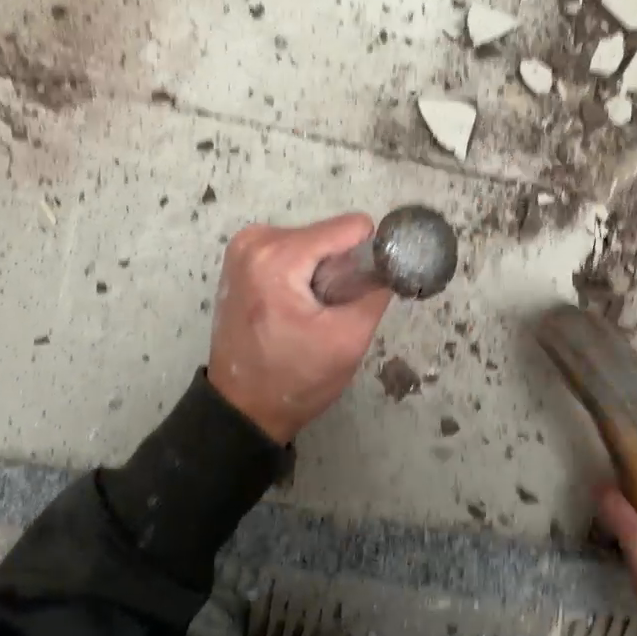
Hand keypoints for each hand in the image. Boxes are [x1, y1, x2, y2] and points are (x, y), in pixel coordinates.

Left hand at [207, 214, 393, 443]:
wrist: (242, 408)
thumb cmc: (295, 378)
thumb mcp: (349, 340)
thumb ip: (377, 291)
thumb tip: (395, 261)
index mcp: (278, 255)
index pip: (349, 227)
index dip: (367, 256)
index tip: (362, 289)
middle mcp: (256, 239)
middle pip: (328, 235)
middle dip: (338, 270)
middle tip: (328, 311)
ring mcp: (245, 246)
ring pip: (313, 242)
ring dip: (321, 273)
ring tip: (310, 312)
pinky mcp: (242, 257)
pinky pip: (293, 251)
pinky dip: (302, 274)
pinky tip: (294, 306)